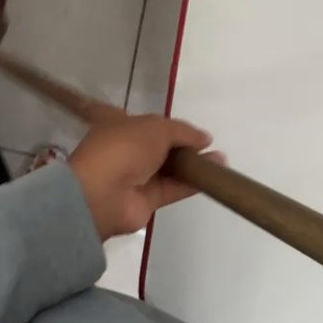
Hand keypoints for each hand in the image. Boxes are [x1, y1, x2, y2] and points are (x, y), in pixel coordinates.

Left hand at [66, 112, 218, 239]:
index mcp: (118, 125)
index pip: (143, 122)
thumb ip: (181, 131)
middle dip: (182, 145)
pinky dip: (193, 182)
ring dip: (193, 164)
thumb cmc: (123, 148)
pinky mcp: (147, 200)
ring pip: (169, 167)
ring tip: (220, 159)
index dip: (165, 124)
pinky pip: (173, 188)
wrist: (102, 193)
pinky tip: (215, 174)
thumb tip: (205, 138)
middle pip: (158, 146)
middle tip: (208, 144)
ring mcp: (135, 175)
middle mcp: (126, 149)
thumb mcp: (155, 128)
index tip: (189, 130)